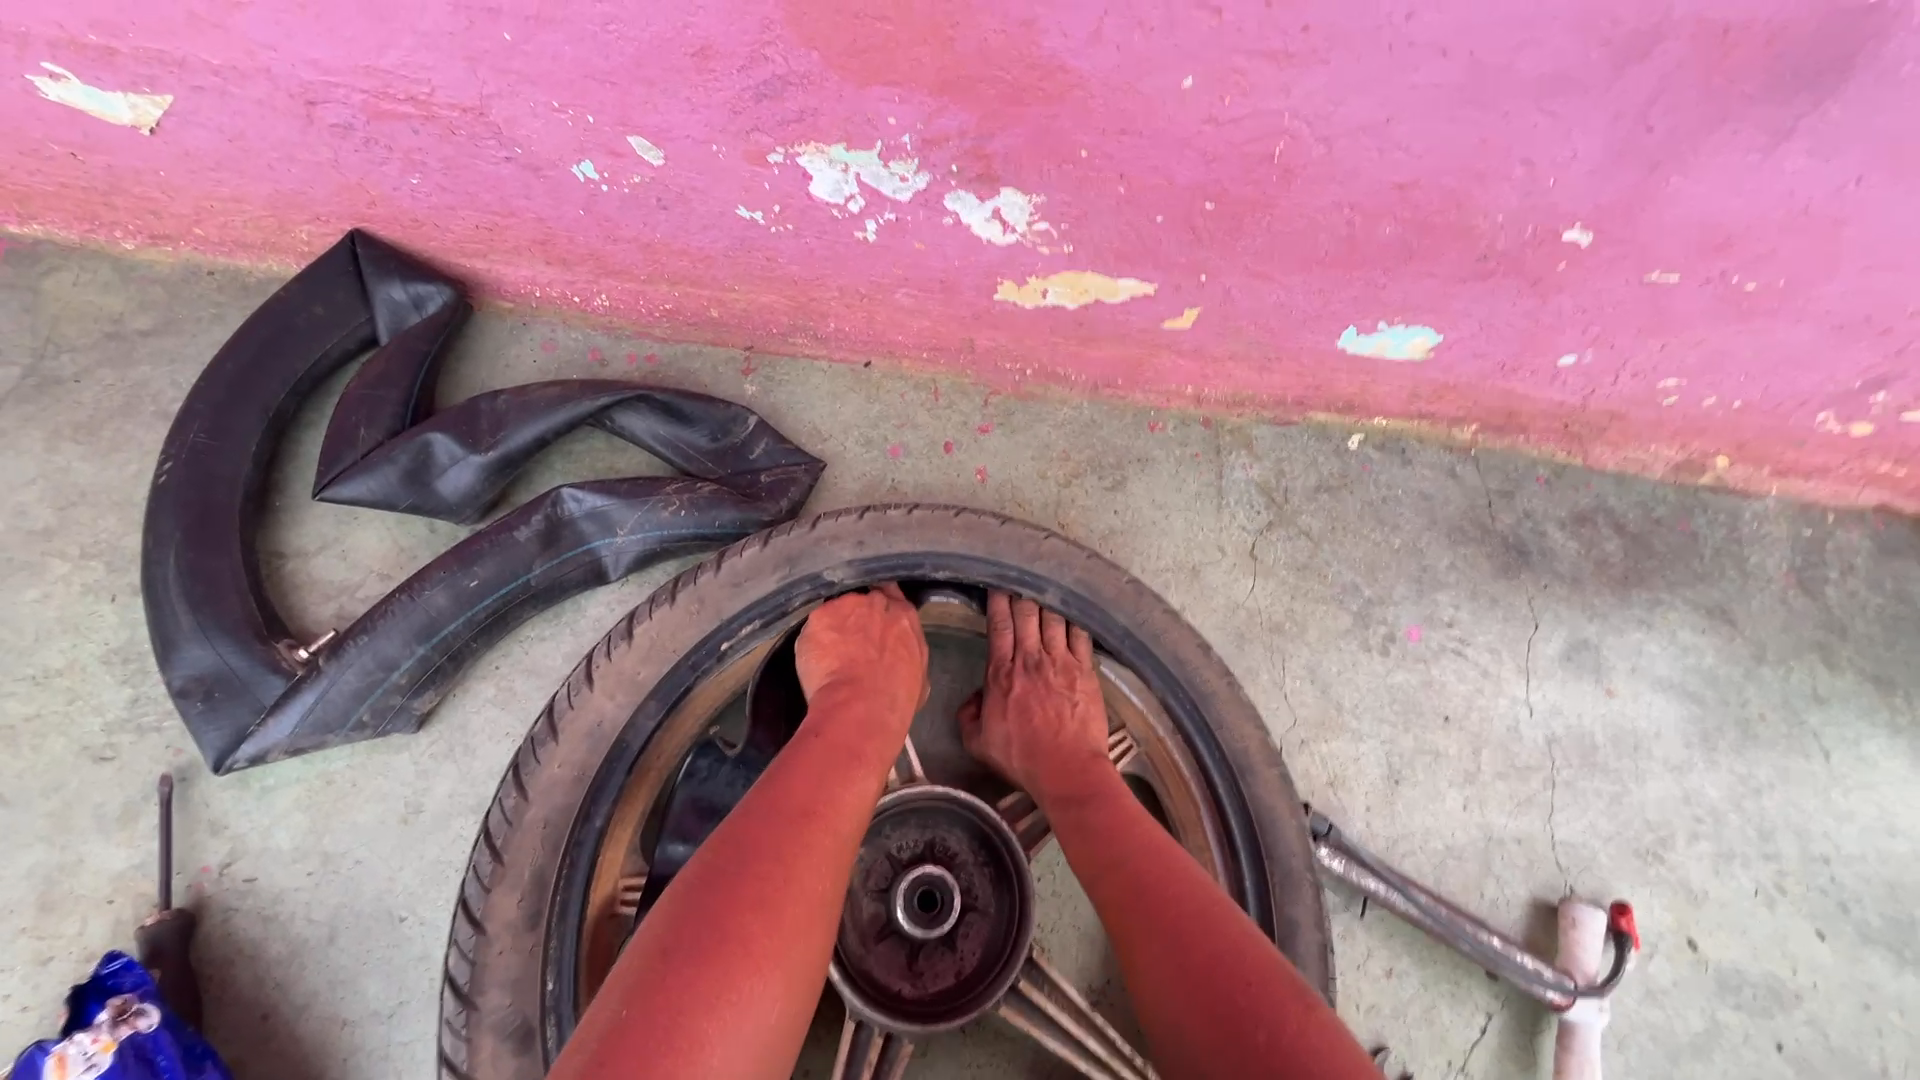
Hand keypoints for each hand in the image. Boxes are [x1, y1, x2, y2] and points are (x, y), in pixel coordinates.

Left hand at [794, 583, 928, 734]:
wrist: (861, 705)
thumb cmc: (895, 698)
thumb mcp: (918, 674)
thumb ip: (906, 652)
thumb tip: (899, 654)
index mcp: (904, 616)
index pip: (892, 596)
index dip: (881, 607)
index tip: (873, 619)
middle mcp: (876, 602)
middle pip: (863, 600)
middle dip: (857, 616)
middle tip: (851, 641)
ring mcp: (846, 606)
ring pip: (837, 611)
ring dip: (835, 627)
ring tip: (831, 655)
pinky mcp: (819, 616)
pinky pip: (815, 625)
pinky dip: (815, 640)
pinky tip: (817, 660)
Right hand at [958, 592, 1112, 804]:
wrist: (1067, 769)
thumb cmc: (1023, 758)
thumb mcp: (979, 741)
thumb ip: (968, 715)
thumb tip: (973, 698)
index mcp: (1002, 674)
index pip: (999, 626)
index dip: (998, 601)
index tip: (998, 586)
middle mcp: (1031, 661)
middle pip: (1027, 613)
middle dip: (1023, 593)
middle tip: (1022, 580)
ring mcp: (1061, 663)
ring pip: (1054, 618)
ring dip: (1049, 601)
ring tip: (1048, 586)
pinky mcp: (1085, 671)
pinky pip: (1081, 634)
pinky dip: (1076, 619)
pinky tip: (1076, 608)